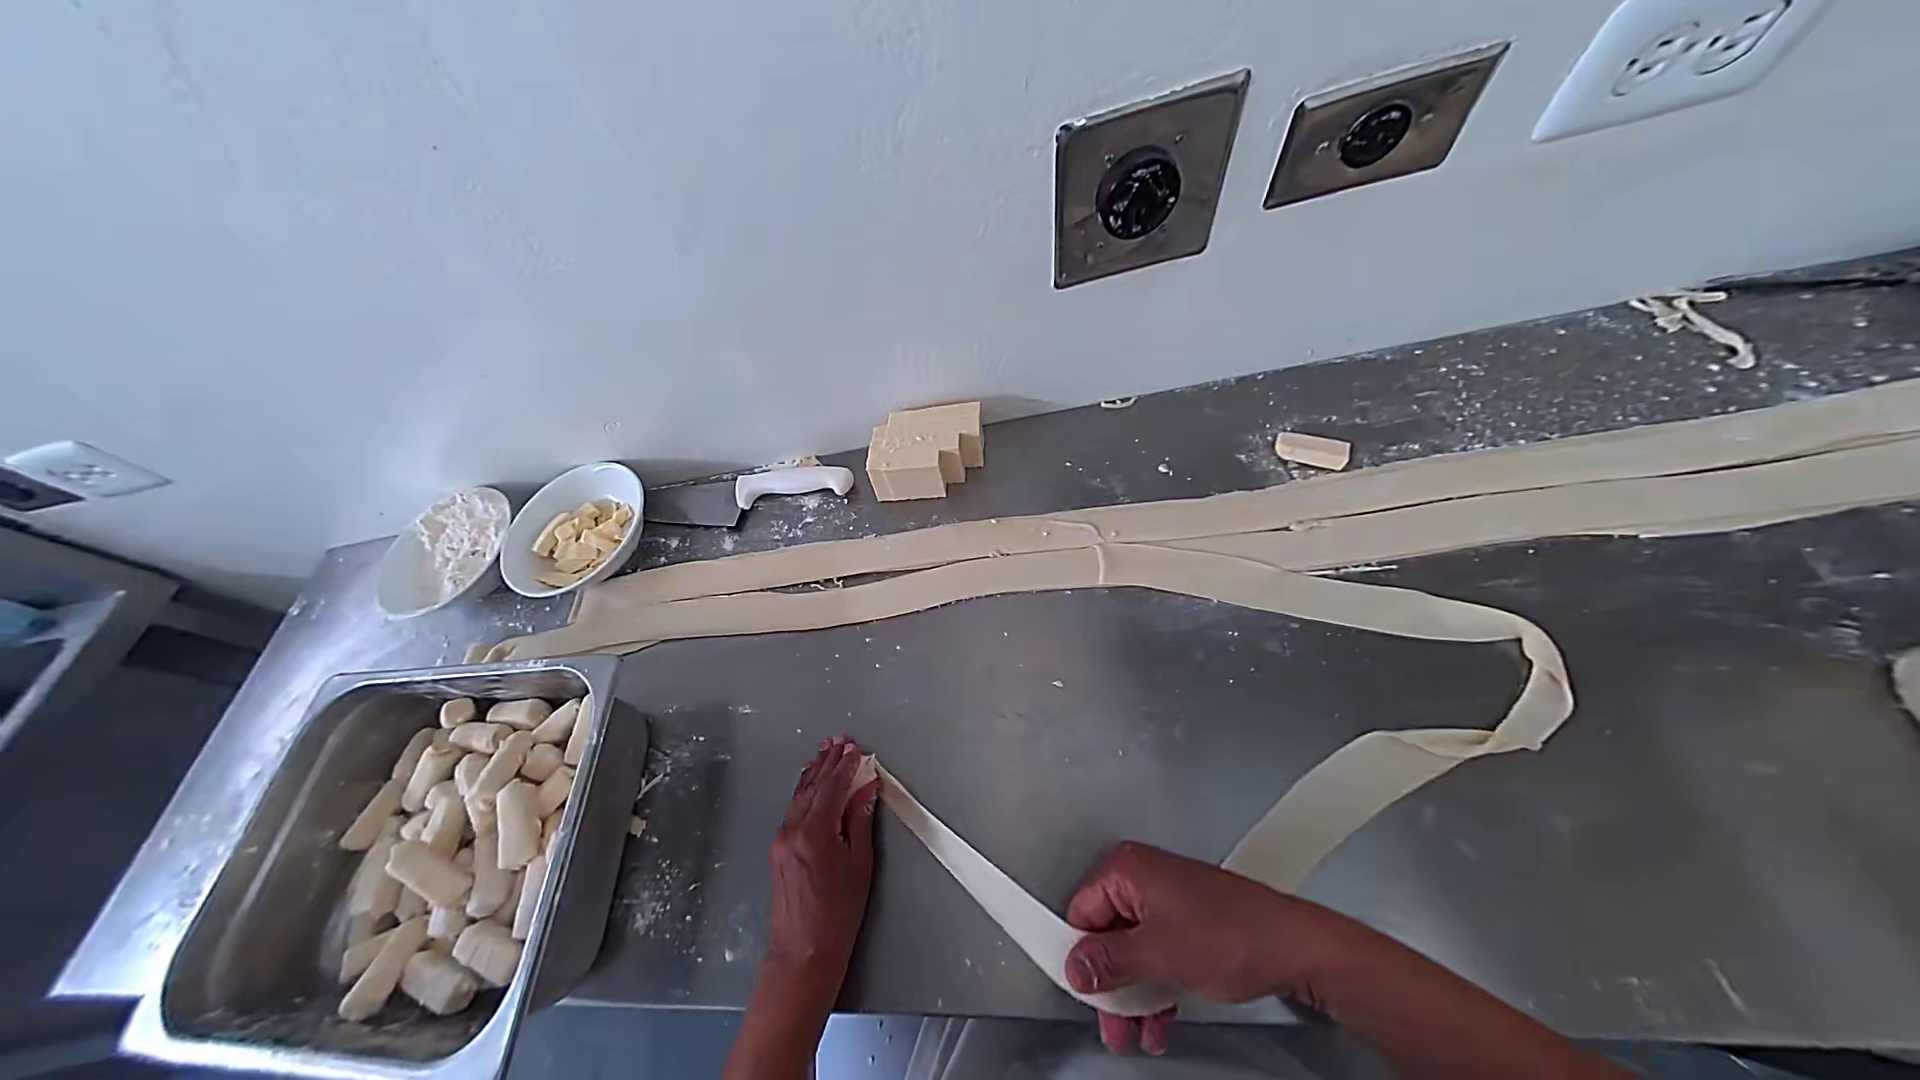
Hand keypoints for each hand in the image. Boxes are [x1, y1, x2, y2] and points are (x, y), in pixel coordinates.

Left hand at [766, 736, 881, 982]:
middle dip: (829, 761)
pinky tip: (811, 780)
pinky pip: (794, 808)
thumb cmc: (839, 913)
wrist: (803, 951)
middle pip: (814, 785)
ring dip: (816, 771)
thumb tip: (866, 788)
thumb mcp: (860, 864)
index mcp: (815, 832)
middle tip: (842, 740)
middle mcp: (793, 829)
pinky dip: (806, 789)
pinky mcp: (778, 847)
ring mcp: (781, 838)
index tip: (857, 749)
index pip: (833, 787)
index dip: (847, 765)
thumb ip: (860, 820)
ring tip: (827, 751)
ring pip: (801, 794)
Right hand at [1064, 841, 1334, 1054]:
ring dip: (1133, 992)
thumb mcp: (1158, 954)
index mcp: (1128, 868)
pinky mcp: (1186, 916)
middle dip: (1110, 983)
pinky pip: (1155, 949)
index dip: (1080, 956)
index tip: (1084, 988)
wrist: (1296, 948)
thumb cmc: (1238, 933)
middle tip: (1112, 1018)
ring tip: (1139, 1027)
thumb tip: (1078, 966)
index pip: (1081, 911)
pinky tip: (1161, 1014)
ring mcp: (1166, 896)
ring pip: (1132, 947)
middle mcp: (1144, 875)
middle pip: (1106, 932)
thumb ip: (1109, 961)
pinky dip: (1155, 982)